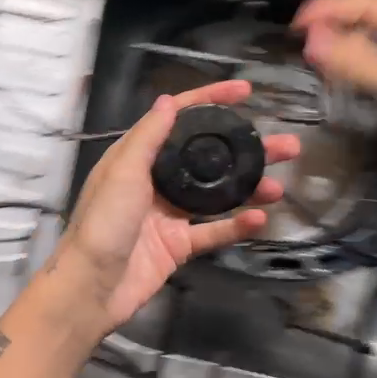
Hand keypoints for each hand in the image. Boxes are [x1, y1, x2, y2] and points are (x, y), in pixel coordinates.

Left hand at [48, 80, 299, 330]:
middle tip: (285, 144)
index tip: (245, 92)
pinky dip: (236, 225)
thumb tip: (168, 100)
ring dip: (248, 187)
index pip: (175, 118)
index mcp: (135, 157)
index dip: (208, 100)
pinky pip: (213, 231)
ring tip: (282, 183)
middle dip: (243, 148)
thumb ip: (147, 137)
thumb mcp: (122, 172)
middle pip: (204, 156)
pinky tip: (262, 218)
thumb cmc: (103, 222)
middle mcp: (153, 180)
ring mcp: (167, 214)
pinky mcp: (178, 245)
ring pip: (215, 194)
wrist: (92, 286)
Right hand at [292, 0, 376, 184]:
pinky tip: (346, 76)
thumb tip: (310, 40)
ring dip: (347, 40)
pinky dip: (360, 64)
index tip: (294, 26)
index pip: (372, 1)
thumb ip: (358, 61)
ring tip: (316, 54)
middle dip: (337, 18)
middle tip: (301, 37)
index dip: (331, 6)